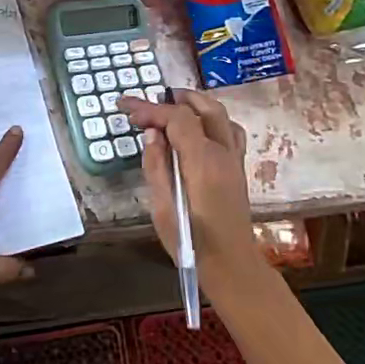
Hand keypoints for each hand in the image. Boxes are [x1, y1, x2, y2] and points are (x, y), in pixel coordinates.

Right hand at [120, 89, 261, 275]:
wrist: (230, 264)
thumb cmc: (191, 239)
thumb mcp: (162, 205)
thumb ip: (156, 166)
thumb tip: (152, 135)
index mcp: (203, 161)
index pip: (178, 118)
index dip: (151, 109)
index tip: (127, 109)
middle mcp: (223, 153)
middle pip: (205, 108)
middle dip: (175, 99)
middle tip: (148, 102)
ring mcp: (234, 160)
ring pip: (221, 116)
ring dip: (196, 105)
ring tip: (172, 106)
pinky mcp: (237, 169)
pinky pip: (229, 131)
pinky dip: (211, 120)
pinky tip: (196, 129)